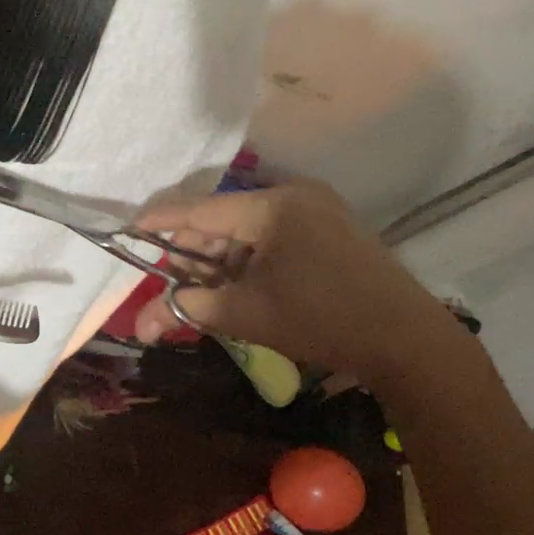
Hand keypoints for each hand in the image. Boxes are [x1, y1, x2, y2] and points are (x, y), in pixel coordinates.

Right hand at [132, 180, 465, 382]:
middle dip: (192, 249)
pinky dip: (248, 256)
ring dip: (220, 256)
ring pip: (244, 225)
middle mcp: (294, 194)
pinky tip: (243, 284)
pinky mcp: (330, 225)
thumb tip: (137, 327)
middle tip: (179, 285)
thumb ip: (184, 310)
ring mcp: (317, 207)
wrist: (406, 340)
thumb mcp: (243, 315)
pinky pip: (271, 232)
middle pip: (220, 216)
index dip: (159, 221)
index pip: (198, 209)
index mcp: (272, 207)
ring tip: (211, 291)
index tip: (127, 229)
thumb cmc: (319, 320)